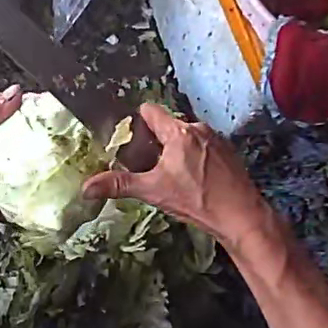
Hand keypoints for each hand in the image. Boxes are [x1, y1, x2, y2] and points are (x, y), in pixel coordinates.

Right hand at [83, 104, 281, 252]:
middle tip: (146, 164)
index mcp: (178, 132)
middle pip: (168, 126)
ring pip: (186, 137)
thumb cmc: (197, 200)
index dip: (137, 122)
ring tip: (170, 175)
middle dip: (155, 141)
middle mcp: (198, 129)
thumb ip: (119, 185)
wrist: (241, 216)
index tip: (130, 139)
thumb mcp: (153, 191)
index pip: (151, 111)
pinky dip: (194, 158)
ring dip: (176, 150)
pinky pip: (203, 147)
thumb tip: (86, 188)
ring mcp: (216, 140)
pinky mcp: (229, 153)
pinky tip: (193, 180)